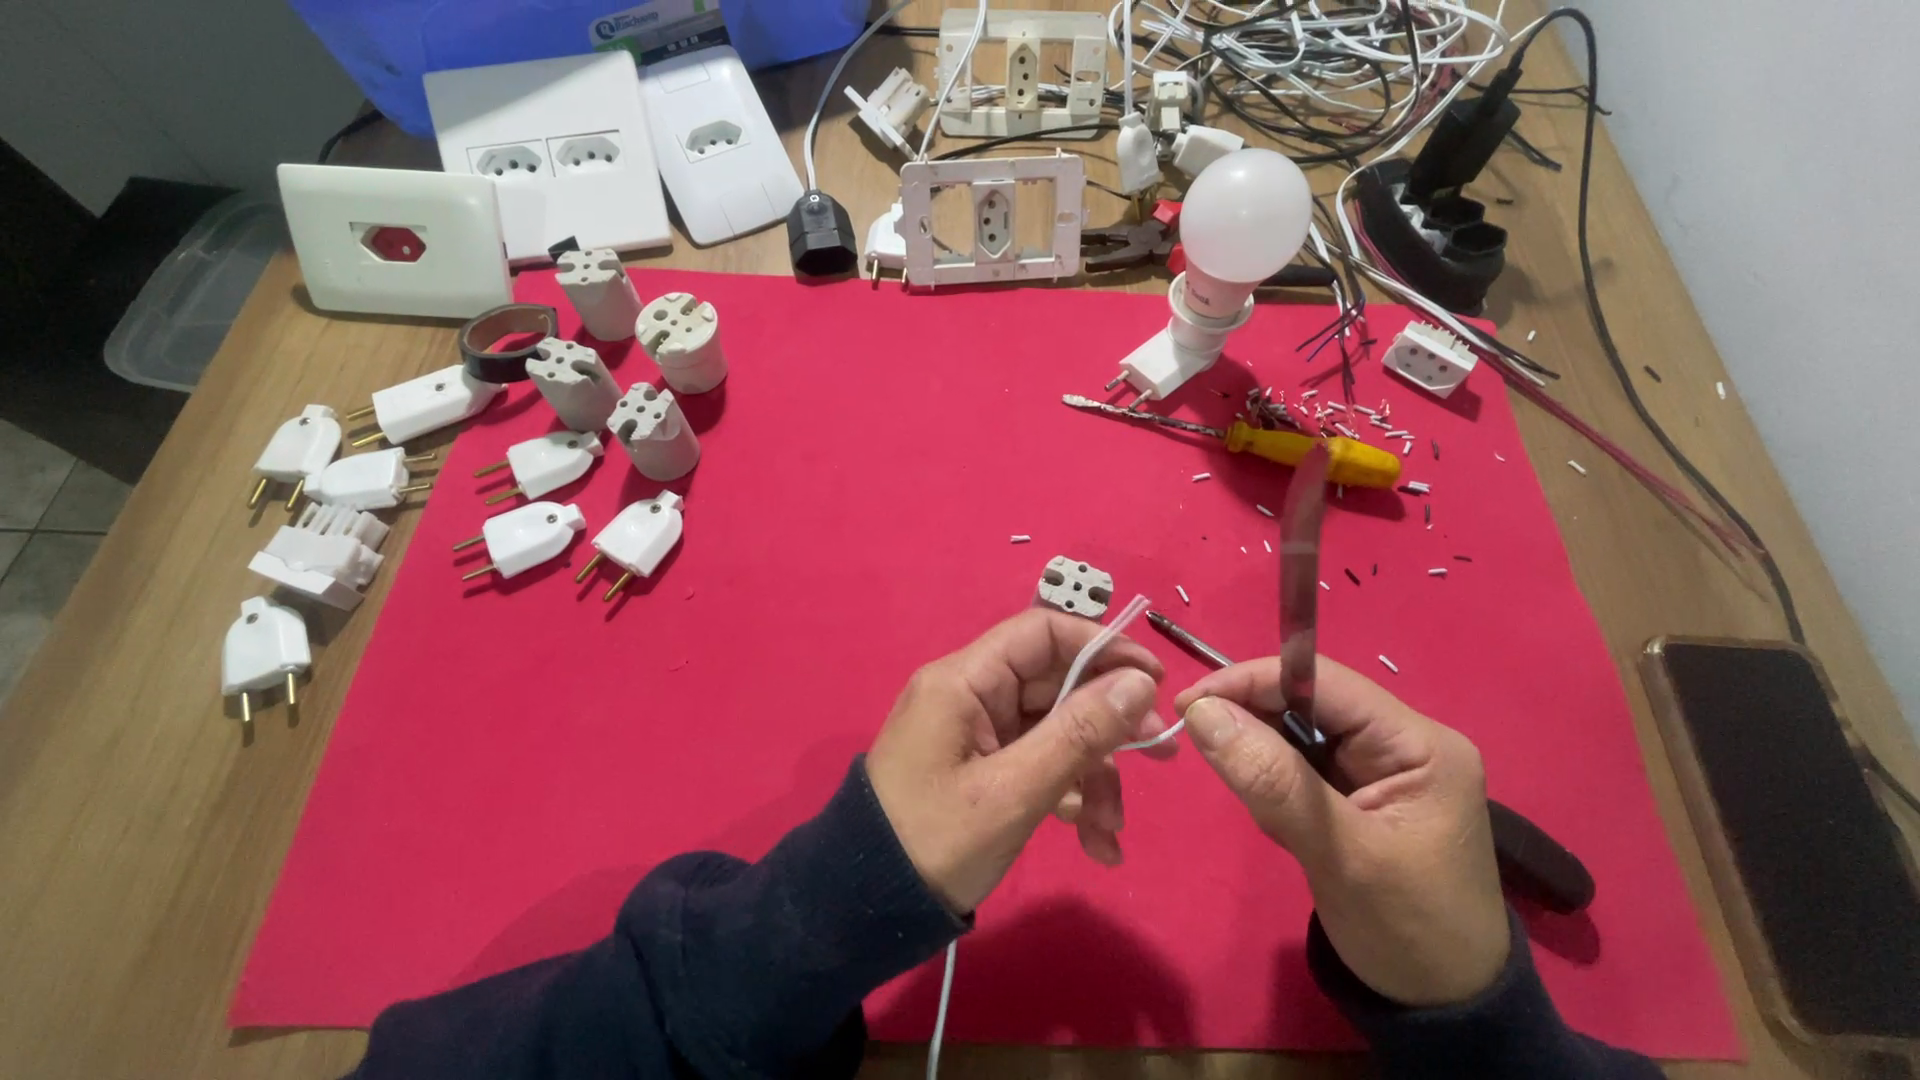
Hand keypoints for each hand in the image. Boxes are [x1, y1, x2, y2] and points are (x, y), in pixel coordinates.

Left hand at [867, 609, 1173, 913]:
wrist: (868, 908)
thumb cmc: (935, 841)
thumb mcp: (1014, 791)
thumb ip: (1079, 733)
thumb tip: (1139, 682)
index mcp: (965, 681)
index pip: (1043, 632)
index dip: (1103, 646)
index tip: (1154, 680)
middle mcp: (971, 695)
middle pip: (1057, 685)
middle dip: (1110, 724)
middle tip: (1160, 757)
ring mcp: (978, 733)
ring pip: (1056, 731)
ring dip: (1094, 776)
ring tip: (1111, 831)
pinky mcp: (984, 768)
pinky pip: (1039, 764)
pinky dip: (1070, 796)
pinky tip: (1092, 843)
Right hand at [1175, 657, 1510, 1007]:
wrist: (1440, 1006)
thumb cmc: (1406, 929)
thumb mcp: (1340, 854)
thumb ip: (1272, 781)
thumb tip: (1201, 712)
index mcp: (1418, 743)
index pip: (1322, 682)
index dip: (1252, 681)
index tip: (1189, 702)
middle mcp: (1400, 741)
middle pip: (1306, 703)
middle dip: (1256, 727)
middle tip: (1211, 759)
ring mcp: (1378, 768)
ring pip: (1295, 734)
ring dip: (1264, 765)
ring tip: (1273, 821)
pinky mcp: (1356, 794)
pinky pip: (1297, 767)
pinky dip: (1274, 788)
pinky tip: (1282, 827)